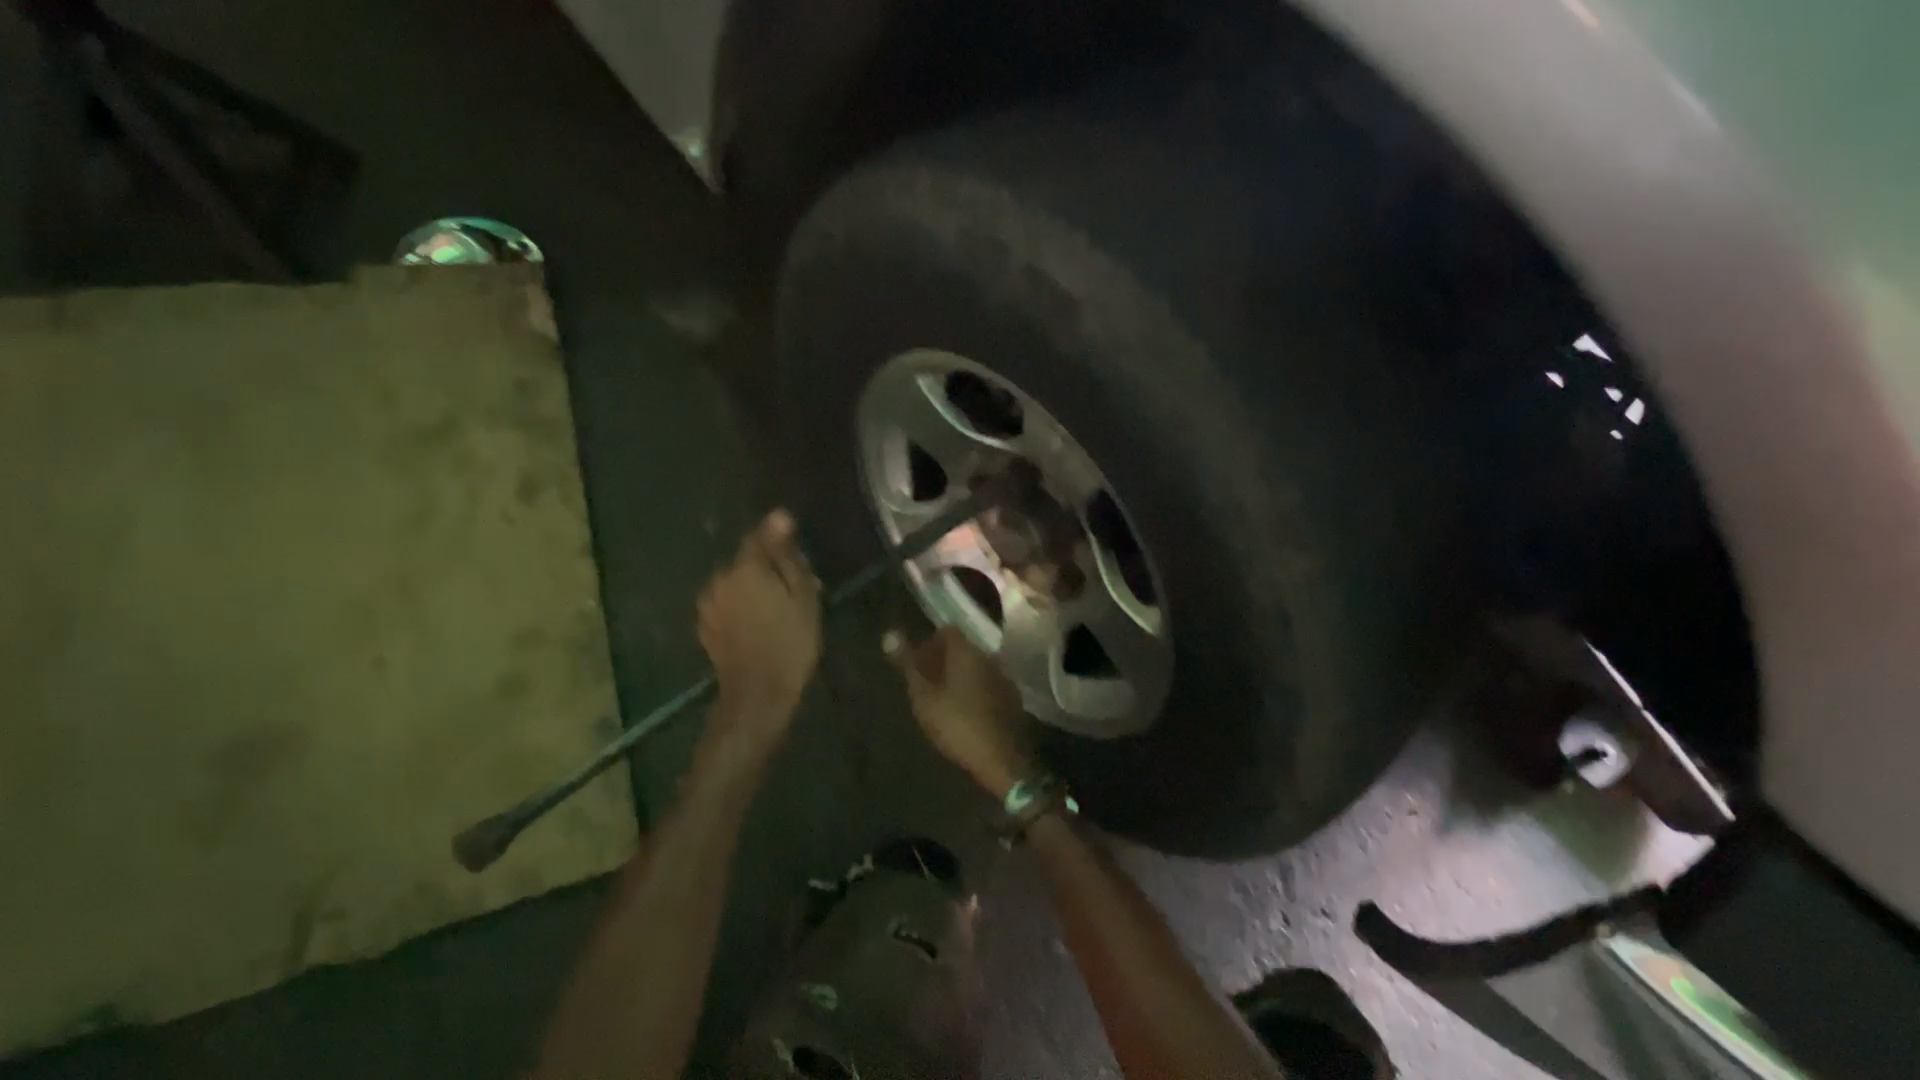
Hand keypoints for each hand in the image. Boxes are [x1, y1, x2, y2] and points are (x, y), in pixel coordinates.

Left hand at [696, 511, 821, 745]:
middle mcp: (719, 579)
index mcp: (745, 568)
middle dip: (767, 568)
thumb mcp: (802, 598)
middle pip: (746, 562)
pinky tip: (759, 625)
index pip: (759, 537)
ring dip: (753, 588)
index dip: (778, 537)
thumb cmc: (789, 644)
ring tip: (778, 609)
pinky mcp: (705, 625)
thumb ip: (788, 557)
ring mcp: (708, 603)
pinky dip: (742, 607)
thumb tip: (779, 518)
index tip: (795, 542)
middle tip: (795, 587)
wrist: (757, 695)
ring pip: (735, 584)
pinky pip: (727, 604)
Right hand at [885, 625, 1034, 799]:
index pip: (947, 631)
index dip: (929, 642)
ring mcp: (1004, 680)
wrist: (1002, 759)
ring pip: (976, 669)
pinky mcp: (1013, 701)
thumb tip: (889, 634)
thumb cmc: (956, 724)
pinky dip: (974, 692)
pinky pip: (988, 686)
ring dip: (959, 677)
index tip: (915, 661)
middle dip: (943, 661)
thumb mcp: (924, 697)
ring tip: (942, 700)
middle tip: (924, 682)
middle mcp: (989, 659)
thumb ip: (908, 665)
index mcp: (967, 652)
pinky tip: (965, 713)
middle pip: (963, 650)